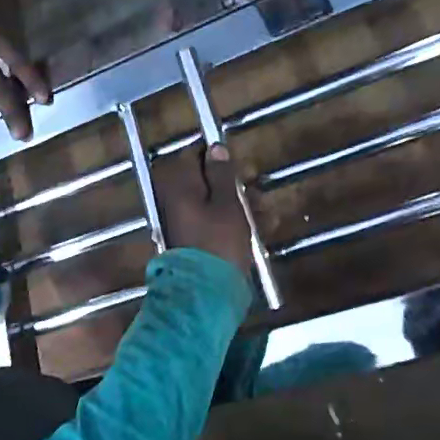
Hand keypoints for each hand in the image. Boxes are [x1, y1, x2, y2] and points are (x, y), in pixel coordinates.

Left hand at [154, 144, 256, 278]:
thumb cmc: (218, 241)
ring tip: (265, 212)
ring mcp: (182, 219)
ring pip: (212, 200)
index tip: (241, 166)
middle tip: (256, 189)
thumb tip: (215, 147)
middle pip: (204, 179)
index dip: (218, 157)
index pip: (194, 156)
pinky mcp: (192, 238)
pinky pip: (212, 220)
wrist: (206, 292)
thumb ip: (221, 175)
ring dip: (238, 203)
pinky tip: (257, 228)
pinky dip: (232, 221)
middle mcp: (174, 198)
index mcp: (177, 185)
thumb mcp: (226, 204)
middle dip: (232, 183)